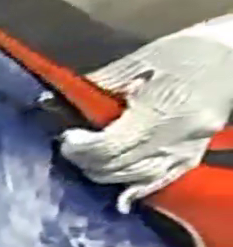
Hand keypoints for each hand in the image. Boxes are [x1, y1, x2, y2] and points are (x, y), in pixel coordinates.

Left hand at [60, 16, 232, 211]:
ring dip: (103, 172)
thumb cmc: (192, 48)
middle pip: (115, 166)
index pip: (107, 147)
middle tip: (74, 145)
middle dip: (84, 160)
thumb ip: (94, 86)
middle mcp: (180, 133)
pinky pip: (165, 177)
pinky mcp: (198, 147)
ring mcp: (192, 142)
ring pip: (134, 177)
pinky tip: (120, 198)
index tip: (68, 136)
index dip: (78, 147)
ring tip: (90, 157)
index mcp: (165, 112)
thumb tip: (49, 100)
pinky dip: (137, 187)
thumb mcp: (139, 61)